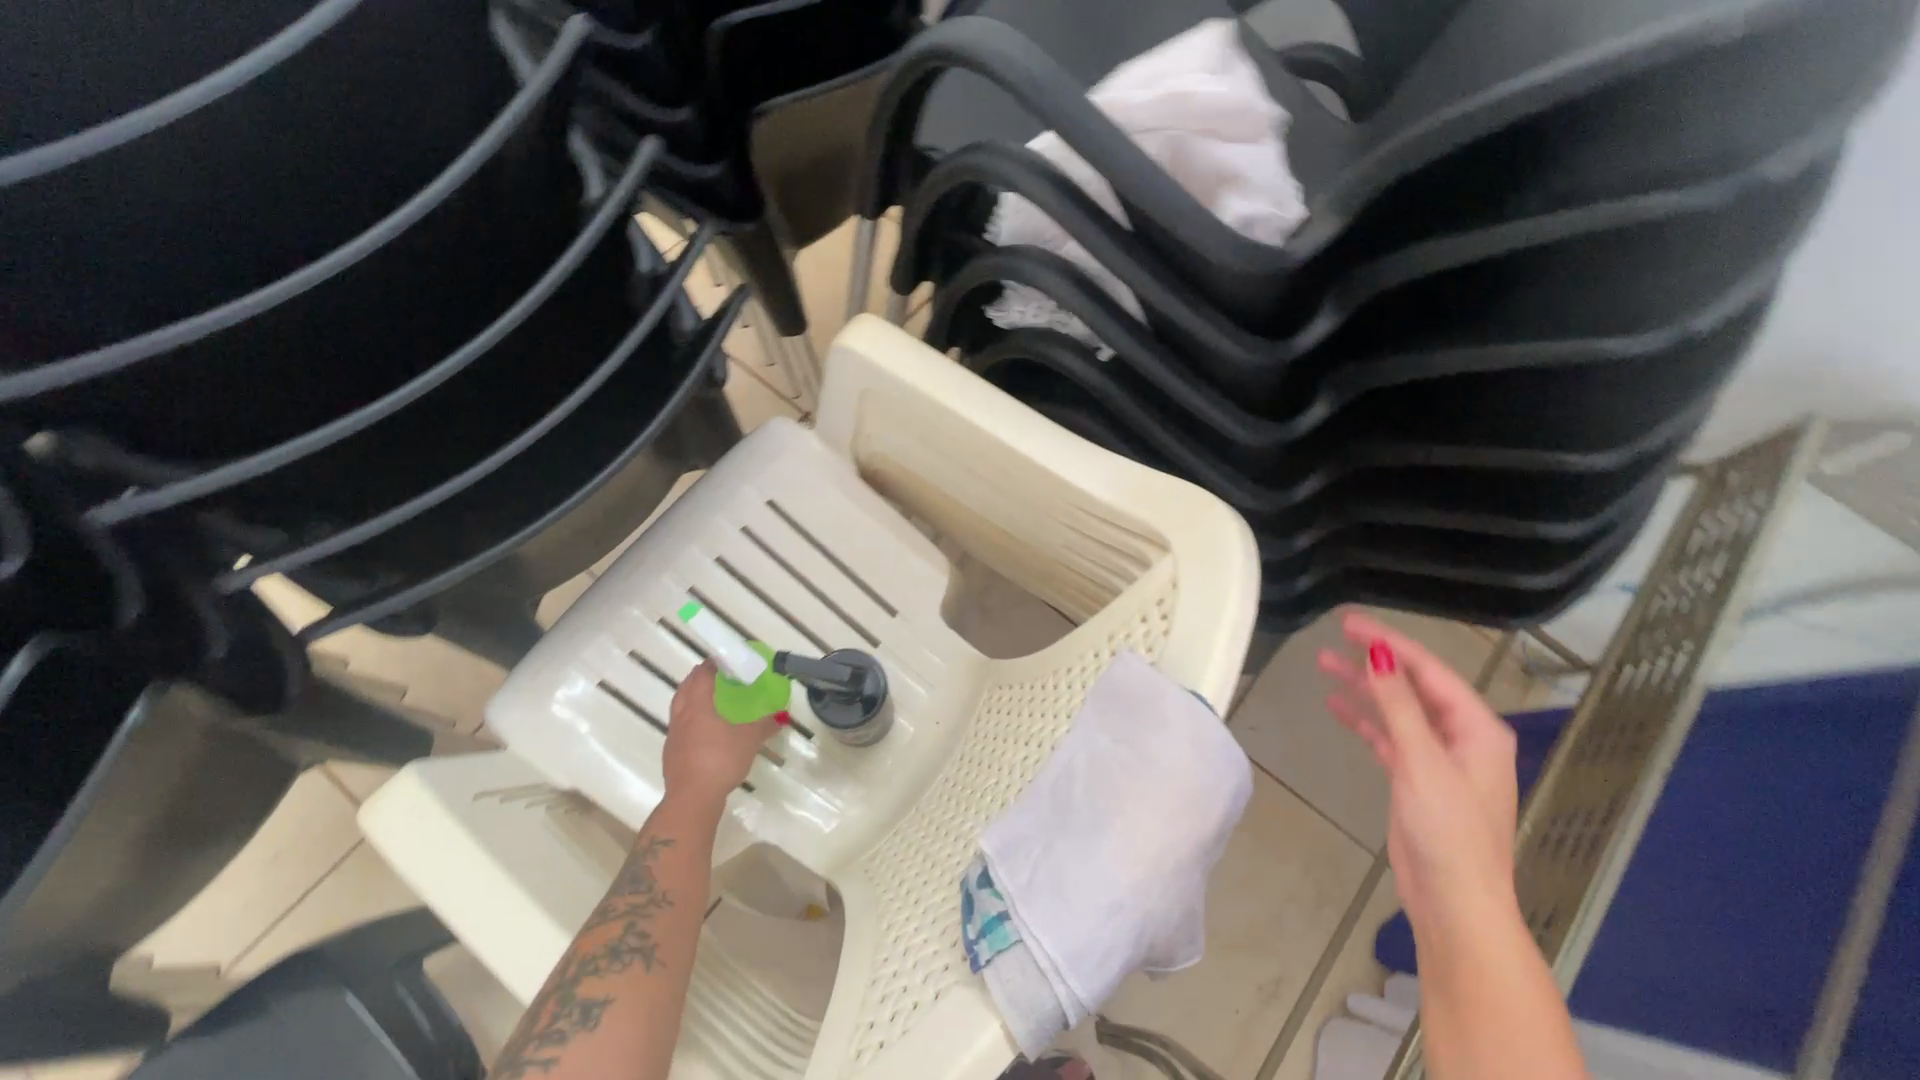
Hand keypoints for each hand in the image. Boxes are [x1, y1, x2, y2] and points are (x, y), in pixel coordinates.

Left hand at [662, 662, 777, 808]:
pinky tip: (705, 730)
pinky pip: (681, 726)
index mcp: (698, 705)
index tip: (727, 659)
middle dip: (700, 677)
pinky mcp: (672, 753)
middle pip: (686, 687)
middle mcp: (681, 715)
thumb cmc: (720, 760)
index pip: (703, 674)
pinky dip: (691, 719)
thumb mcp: (749, 740)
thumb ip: (764, 726)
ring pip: (680, 707)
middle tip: (718, 676)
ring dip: (693, 697)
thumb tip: (780, 717)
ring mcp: (674, 735)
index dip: (714, 663)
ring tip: (712, 700)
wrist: (692, 798)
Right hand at [1317, 611, 1520, 929]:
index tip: (1350, 623)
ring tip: (1324, 664)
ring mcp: (1439, 759)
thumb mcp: (1423, 763)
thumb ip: (1400, 707)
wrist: (1455, 901)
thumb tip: (1380, 656)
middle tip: (1335, 635)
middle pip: (1414, 686)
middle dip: (1375, 660)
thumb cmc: (1448, 831)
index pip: (1429, 671)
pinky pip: (1389, 737)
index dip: (1390, 643)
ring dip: (1364, 688)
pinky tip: (1337, 707)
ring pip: (1397, 710)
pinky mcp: (1416, 780)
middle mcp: (1461, 737)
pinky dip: (1365, 721)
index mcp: (1476, 729)